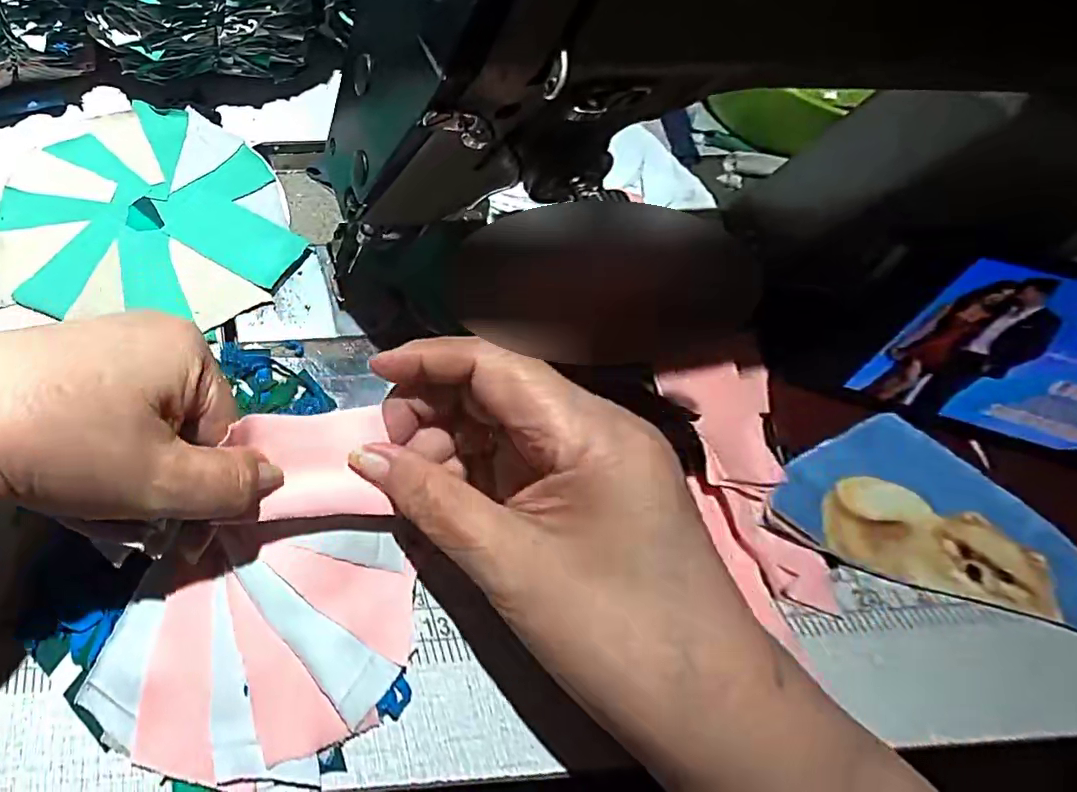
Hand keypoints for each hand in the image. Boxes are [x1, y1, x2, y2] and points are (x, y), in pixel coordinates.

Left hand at [0, 311, 281, 527]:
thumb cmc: (71, 445)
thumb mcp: (159, 481)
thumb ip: (228, 487)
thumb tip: (276, 476)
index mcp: (188, 349)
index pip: (224, 431)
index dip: (206, 490)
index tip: (177, 539)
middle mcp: (154, 334)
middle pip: (183, 428)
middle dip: (161, 487)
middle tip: (125, 529)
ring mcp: (108, 341)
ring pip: (143, 427)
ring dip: (128, 479)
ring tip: (88, 512)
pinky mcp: (68, 358)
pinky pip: (107, 412)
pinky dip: (98, 453)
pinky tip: (65, 483)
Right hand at [348, 339, 930, 791]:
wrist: (713, 718)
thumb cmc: (615, 634)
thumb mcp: (508, 563)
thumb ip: (430, 500)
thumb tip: (363, 456)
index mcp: (586, 427)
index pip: (493, 364)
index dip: (428, 358)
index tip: (374, 371)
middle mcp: (590, 428)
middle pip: (494, 389)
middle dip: (432, 409)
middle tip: (388, 451)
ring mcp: (588, 461)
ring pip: (499, 426)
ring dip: (447, 444)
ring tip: (410, 482)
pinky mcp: (582, 492)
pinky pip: (513, 462)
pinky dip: (470, 472)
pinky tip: (441, 495)